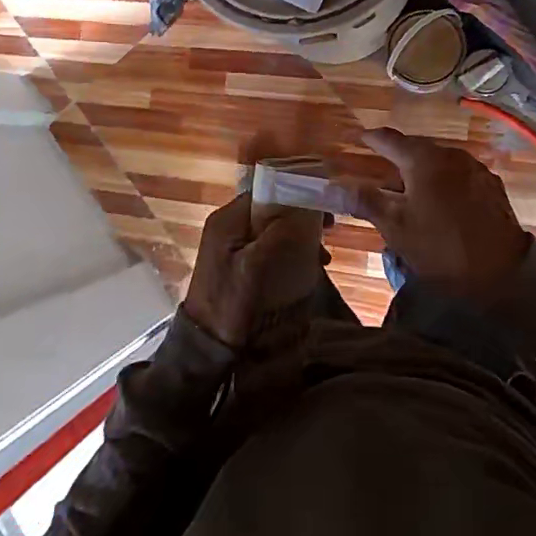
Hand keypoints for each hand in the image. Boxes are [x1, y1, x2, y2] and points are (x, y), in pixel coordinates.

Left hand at [181, 192, 326, 348]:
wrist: (208, 345)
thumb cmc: (232, 303)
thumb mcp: (259, 265)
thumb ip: (281, 231)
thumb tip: (307, 203)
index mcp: (228, 219)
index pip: (269, 190)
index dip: (298, 195)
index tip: (325, 210)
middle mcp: (228, 226)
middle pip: (272, 208)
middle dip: (301, 219)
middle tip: (327, 233)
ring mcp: (231, 245)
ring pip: (272, 228)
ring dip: (297, 238)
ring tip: (321, 256)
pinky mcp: (237, 264)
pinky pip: (268, 247)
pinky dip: (288, 253)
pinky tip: (307, 269)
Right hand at [341, 128, 530, 300]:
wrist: (499, 269)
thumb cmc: (439, 246)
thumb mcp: (395, 226)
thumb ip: (365, 200)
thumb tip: (333, 186)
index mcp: (424, 160)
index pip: (390, 139)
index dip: (372, 138)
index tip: (361, 138)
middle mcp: (452, 155)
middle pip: (417, 149)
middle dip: (398, 158)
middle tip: (382, 174)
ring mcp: (476, 169)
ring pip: (440, 163)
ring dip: (422, 172)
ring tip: (410, 193)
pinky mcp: (492, 187)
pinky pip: (459, 176)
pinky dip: (444, 182)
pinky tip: (441, 203)